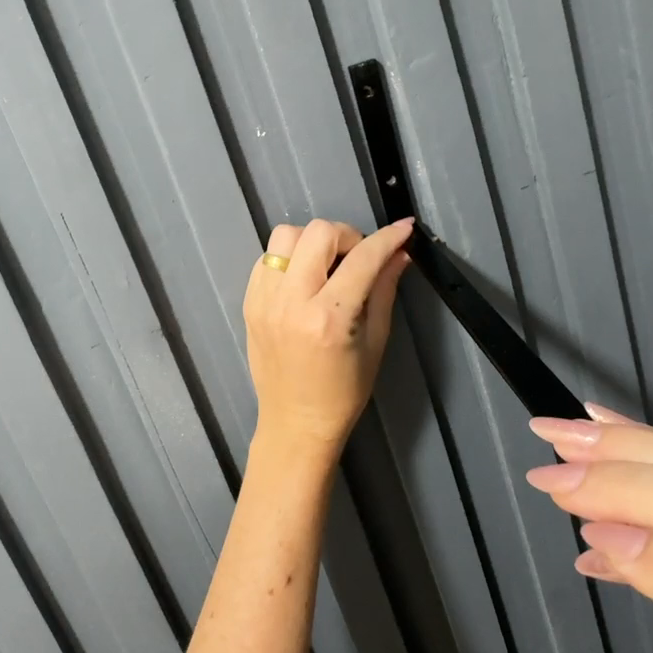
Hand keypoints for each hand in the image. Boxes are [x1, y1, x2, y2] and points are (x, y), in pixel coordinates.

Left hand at [242, 218, 413, 454]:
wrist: (295, 423)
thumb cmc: (343, 392)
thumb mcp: (375, 343)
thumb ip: (384, 291)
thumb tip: (399, 253)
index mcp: (329, 318)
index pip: (362, 259)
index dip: (387, 238)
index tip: (403, 229)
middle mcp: (291, 302)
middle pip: (317, 232)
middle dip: (346, 236)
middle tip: (357, 258)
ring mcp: (264, 300)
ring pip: (285, 235)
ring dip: (312, 241)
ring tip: (327, 266)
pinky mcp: (249, 302)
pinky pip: (267, 256)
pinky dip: (290, 257)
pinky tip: (304, 278)